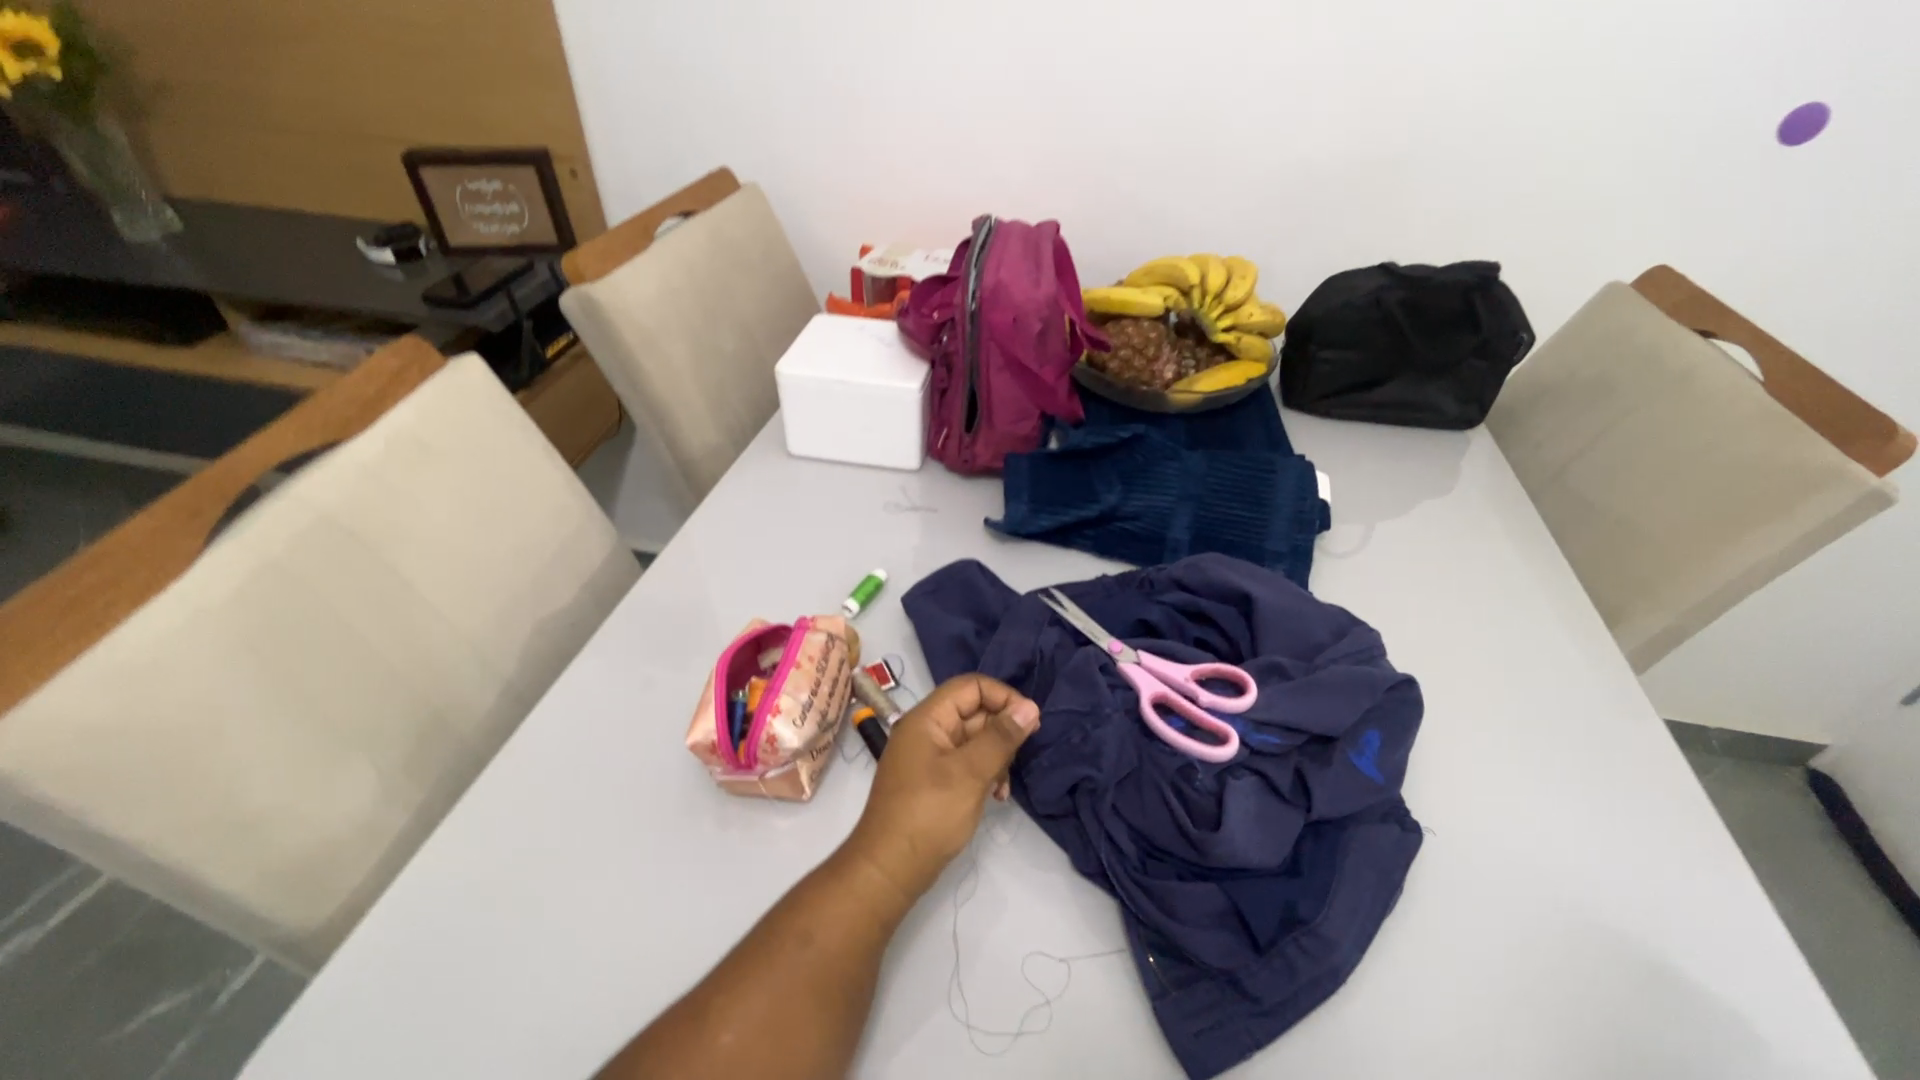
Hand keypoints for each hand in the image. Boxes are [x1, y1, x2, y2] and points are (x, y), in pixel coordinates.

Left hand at [841, 674, 1039, 902]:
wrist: (890, 867)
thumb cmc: (929, 814)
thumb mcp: (971, 773)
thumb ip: (1001, 737)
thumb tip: (1030, 707)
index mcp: (927, 719)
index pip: (970, 687)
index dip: (1003, 697)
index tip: (1031, 721)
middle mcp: (926, 731)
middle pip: (973, 712)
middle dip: (1001, 731)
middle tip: (1020, 757)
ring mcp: (929, 758)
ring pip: (973, 740)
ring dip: (996, 756)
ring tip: (1004, 786)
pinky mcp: (934, 781)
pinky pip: (966, 764)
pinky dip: (984, 774)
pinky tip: (996, 797)